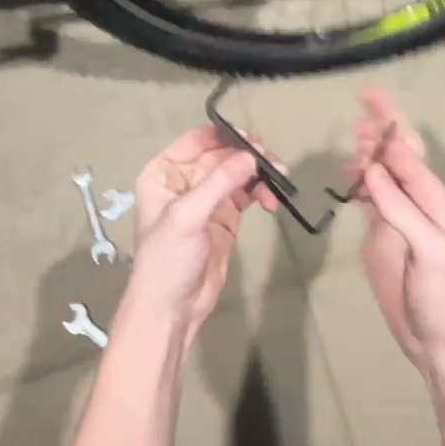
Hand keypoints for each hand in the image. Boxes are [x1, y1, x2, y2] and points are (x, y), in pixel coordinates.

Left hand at [125, 126, 280, 344]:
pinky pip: (247, 193)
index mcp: (165, 172)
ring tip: (279, 179)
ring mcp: (208, 198)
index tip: (250, 139)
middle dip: (248, 155)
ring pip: (238, 172)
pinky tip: (272, 201)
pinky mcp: (226, 217)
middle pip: (223, 154)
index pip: (198, 141)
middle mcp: (186, 179)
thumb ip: (219, 183)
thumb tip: (252, 156)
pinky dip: (262, 192)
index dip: (224, 136)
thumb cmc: (167, 258)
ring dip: (260, 173)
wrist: (171, 310)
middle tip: (272, 160)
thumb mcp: (187, 216)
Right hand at [351, 89, 444, 369]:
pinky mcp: (384, 235)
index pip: (408, 150)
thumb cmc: (444, 296)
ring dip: (367, 153)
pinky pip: (372, 196)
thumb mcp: (429, 250)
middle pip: (398, 154)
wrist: (441, 341)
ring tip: (351, 141)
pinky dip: (359, 181)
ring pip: (383, 172)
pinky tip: (347, 180)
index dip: (388, 124)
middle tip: (357, 117)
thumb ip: (400, 208)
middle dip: (380, 130)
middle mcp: (417, 200)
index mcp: (432, 198)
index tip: (367, 99)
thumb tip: (370, 169)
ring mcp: (400, 216)